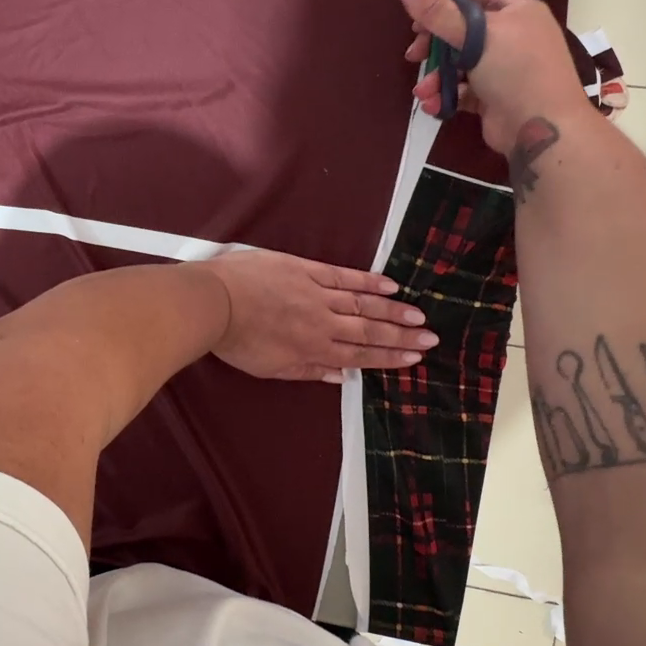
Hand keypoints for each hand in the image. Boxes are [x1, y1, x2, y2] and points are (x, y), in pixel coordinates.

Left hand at [192, 250, 436, 383]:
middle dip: (401, 336)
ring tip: (418, 315)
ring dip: (392, 310)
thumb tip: (342, 376)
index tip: (415, 358)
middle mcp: (322, 323)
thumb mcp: (269, 368)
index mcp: (313, 349)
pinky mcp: (305, 269)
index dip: (389, 358)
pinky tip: (389, 285)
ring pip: (362, 303)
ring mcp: (316, 293)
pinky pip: (343, 275)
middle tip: (432, 338)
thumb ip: (307, 371)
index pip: (359, 356)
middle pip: (368, 331)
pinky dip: (367, 280)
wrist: (214, 301)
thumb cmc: (235, 340)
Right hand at [397, 0, 587, 154]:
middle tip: (413, 56)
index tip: (418, 20)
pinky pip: (464, 90)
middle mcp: (514, 37)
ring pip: (460, 65)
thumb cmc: (515, 70)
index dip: (445, 4)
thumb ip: (436, 10)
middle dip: (434, 48)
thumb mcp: (474, 35)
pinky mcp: (496, 97)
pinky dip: (447, 96)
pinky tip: (434, 105)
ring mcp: (506, 69)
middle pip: (463, 33)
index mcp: (518, 12)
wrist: (544, 127)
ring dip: (436, 77)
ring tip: (422, 92)